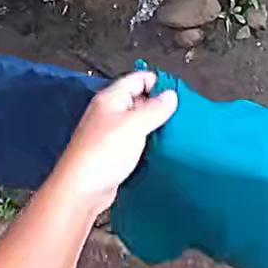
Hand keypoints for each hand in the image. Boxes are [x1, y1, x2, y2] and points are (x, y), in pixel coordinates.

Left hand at [46, 70, 177, 213]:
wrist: (82, 189)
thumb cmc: (106, 152)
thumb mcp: (133, 125)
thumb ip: (154, 109)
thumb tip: (172, 93)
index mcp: (111, 98)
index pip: (137, 79)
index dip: (158, 82)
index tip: (181, 95)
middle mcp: (110, 110)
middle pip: (139, 98)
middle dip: (160, 103)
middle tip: (185, 115)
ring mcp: (111, 131)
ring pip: (138, 120)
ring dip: (156, 123)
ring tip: (180, 131)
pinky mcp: (114, 151)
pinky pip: (135, 138)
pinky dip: (149, 140)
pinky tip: (164, 147)